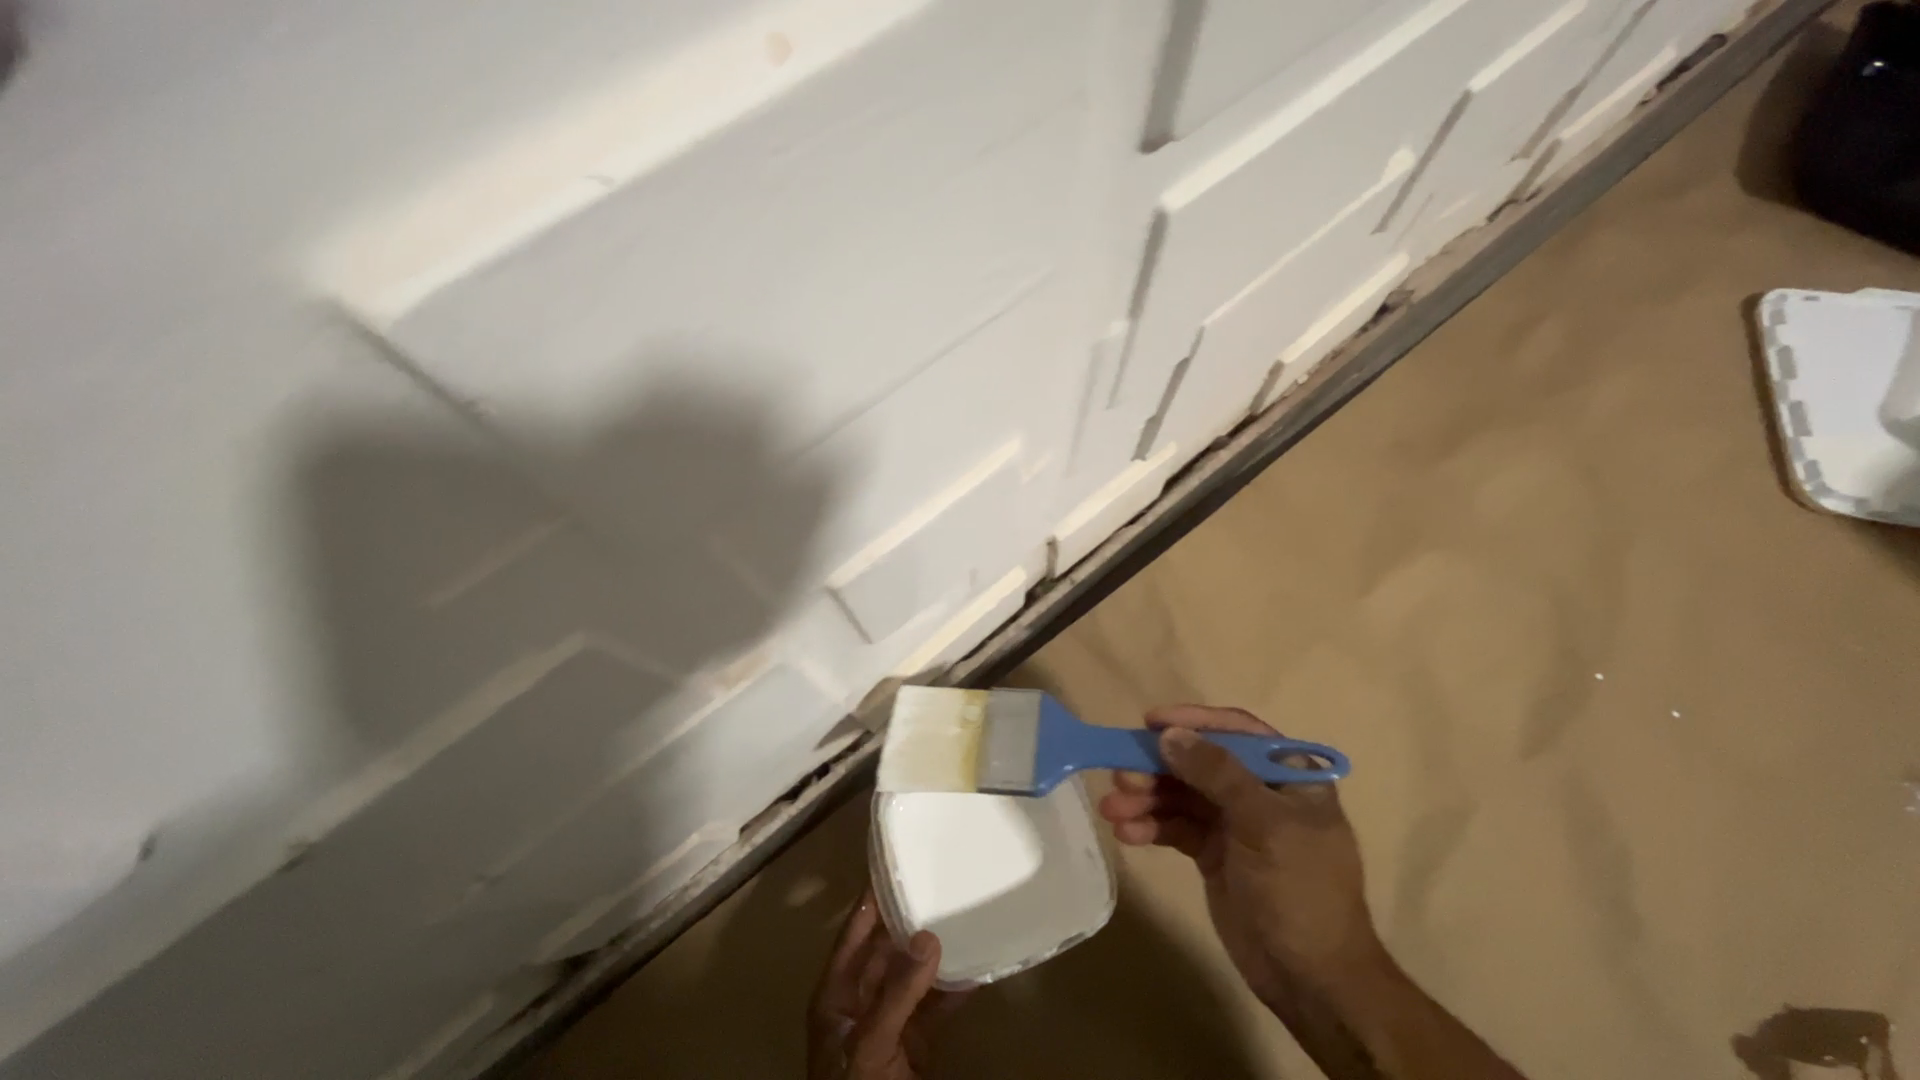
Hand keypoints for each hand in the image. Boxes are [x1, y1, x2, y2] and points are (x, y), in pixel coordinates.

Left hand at [807, 890, 965, 1078]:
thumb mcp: (869, 1040)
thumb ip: (898, 991)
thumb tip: (928, 936)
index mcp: (837, 994)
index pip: (853, 935)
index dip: (871, 902)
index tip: (895, 867)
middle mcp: (862, 1000)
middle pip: (887, 950)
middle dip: (910, 922)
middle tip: (940, 885)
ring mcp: (889, 1021)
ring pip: (914, 976)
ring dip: (937, 954)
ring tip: (963, 917)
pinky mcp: (915, 1041)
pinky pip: (935, 1006)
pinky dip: (954, 989)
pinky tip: (976, 968)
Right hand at [1097, 705, 1380, 1002]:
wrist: (1311, 976)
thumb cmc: (1299, 889)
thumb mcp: (1264, 824)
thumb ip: (1217, 773)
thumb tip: (1169, 734)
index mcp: (1289, 776)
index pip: (1238, 732)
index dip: (1195, 722)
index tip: (1151, 722)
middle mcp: (1261, 793)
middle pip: (1201, 764)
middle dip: (1159, 767)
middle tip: (1119, 775)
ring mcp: (1236, 825)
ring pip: (1182, 796)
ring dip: (1146, 798)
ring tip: (1112, 810)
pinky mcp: (1214, 854)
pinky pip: (1176, 828)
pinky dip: (1151, 828)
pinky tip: (1127, 834)